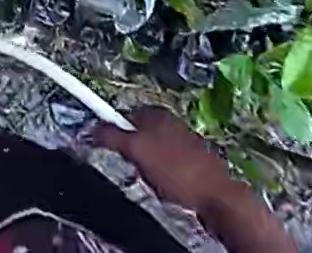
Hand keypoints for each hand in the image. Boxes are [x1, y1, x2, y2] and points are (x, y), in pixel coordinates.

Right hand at [94, 107, 243, 215]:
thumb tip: (90, 129)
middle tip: (136, 168)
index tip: (108, 146)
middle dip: (134, 152)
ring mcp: (186, 143)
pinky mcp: (198, 164)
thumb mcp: (135, 151)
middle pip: (138, 134)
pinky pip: (171, 167)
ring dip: (150, 167)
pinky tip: (172, 190)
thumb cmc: (176, 171)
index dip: (113, 130)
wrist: (221, 199)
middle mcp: (171, 122)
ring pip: (154, 153)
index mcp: (156, 113)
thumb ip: (110, 136)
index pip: (122, 114)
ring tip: (156, 182)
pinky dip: (167, 178)